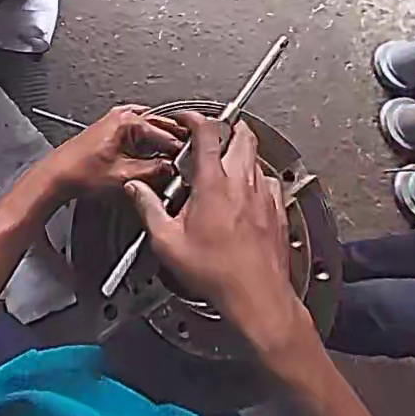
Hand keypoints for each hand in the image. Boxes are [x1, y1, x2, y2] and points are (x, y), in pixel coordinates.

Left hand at [40, 105, 180, 198]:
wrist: (56, 176)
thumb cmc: (79, 173)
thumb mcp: (123, 176)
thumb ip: (153, 171)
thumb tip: (171, 169)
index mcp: (127, 121)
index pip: (164, 133)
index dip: (180, 148)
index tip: (191, 159)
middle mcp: (121, 116)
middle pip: (159, 124)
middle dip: (174, 138)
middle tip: (190, 153)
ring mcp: (115, 121)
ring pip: (149, 125)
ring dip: (163, 137)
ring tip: (176, 153)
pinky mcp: (111, 130)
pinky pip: (139, 130)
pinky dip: (150, 139)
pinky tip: (155, 153)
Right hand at [124, 112, 306, 354]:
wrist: (257, 297)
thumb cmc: (217, 274)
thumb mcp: (168, 242)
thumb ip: (149, 208)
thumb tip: (136, 191)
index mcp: (214, 184)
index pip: (207, 133)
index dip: (196, 117)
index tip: (188, 117)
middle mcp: (242, 183)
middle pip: (242, 135)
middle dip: (227, 126)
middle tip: (213, 132)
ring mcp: (263, 196)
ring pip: (257, 157)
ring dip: (241, 151)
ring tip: (226, 161)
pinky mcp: (277, 211)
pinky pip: (269, 181)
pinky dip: (256, 177)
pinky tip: (246, 191)